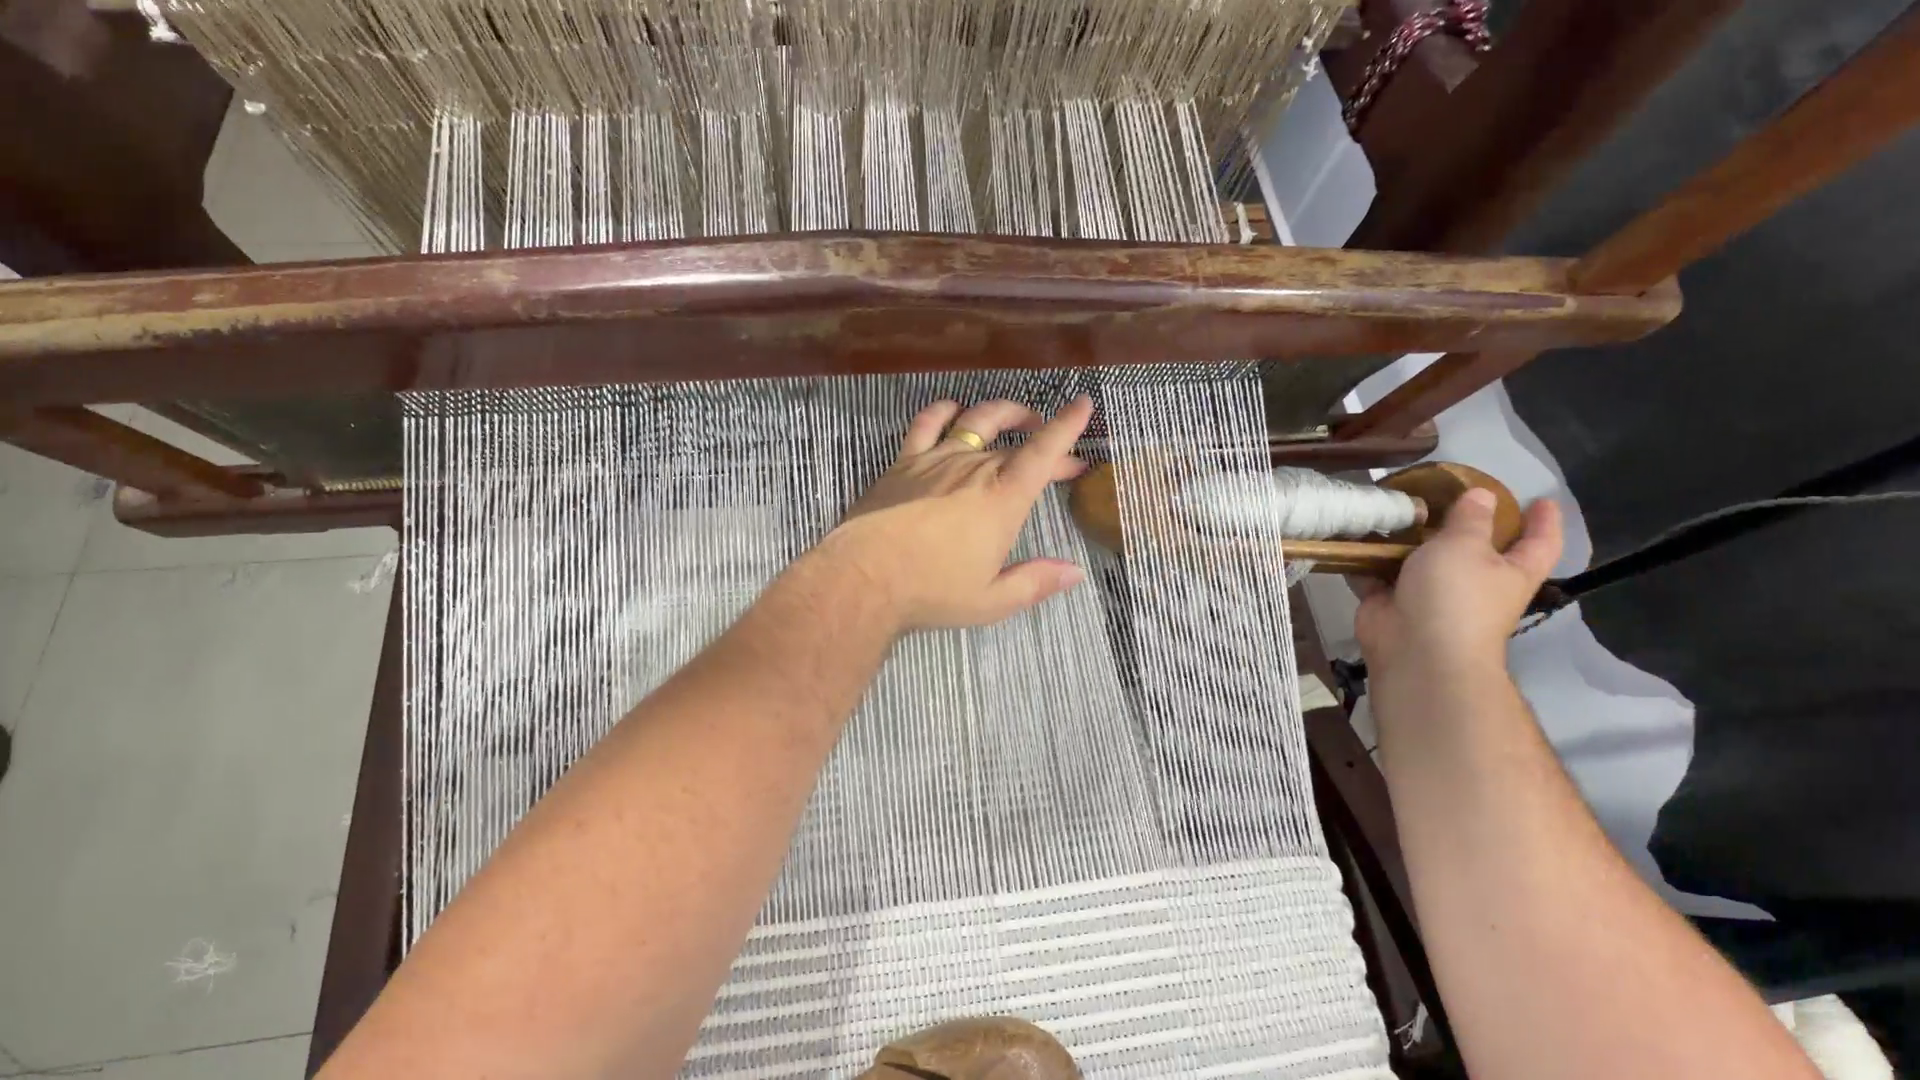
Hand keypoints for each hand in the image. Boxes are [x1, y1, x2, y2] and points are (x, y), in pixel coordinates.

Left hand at [807, 396, 1094, 633]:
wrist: (865, 577)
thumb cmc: (932, 592)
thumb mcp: (991, 600)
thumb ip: (1036, 583)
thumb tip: (1075, 573)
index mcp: (1002, 500)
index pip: (1043, 452)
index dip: (1068, 426)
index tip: (1084, 404)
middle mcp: (974, 469)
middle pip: (1017, 443)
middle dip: (1045, 442)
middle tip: (1062, 461)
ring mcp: (936, 459)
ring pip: (976, 422)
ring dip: (1003, 414)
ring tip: (1017, 417)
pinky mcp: (904, 462)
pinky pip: (927, 424)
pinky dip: (945, 411)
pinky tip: (953, 410)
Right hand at [1354, 488, 1562, 675]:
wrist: (1415, 651)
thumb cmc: (1455, 595)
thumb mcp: (1466, 545)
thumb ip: (1470, 518)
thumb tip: (1482, 495)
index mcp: (1511, 572)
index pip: (1540, 543)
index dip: (1545, 521)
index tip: (1542, 499)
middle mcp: (1475, 585)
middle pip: (1476, 550)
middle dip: (1463, 525)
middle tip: (1444, 493)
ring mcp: (1432, 596)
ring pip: (1421, 561)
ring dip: (1407, 539)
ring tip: (1393, 507)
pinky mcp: (1392, 604)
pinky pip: (1378, 576)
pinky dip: (1366, 560)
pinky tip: (1354, 534)